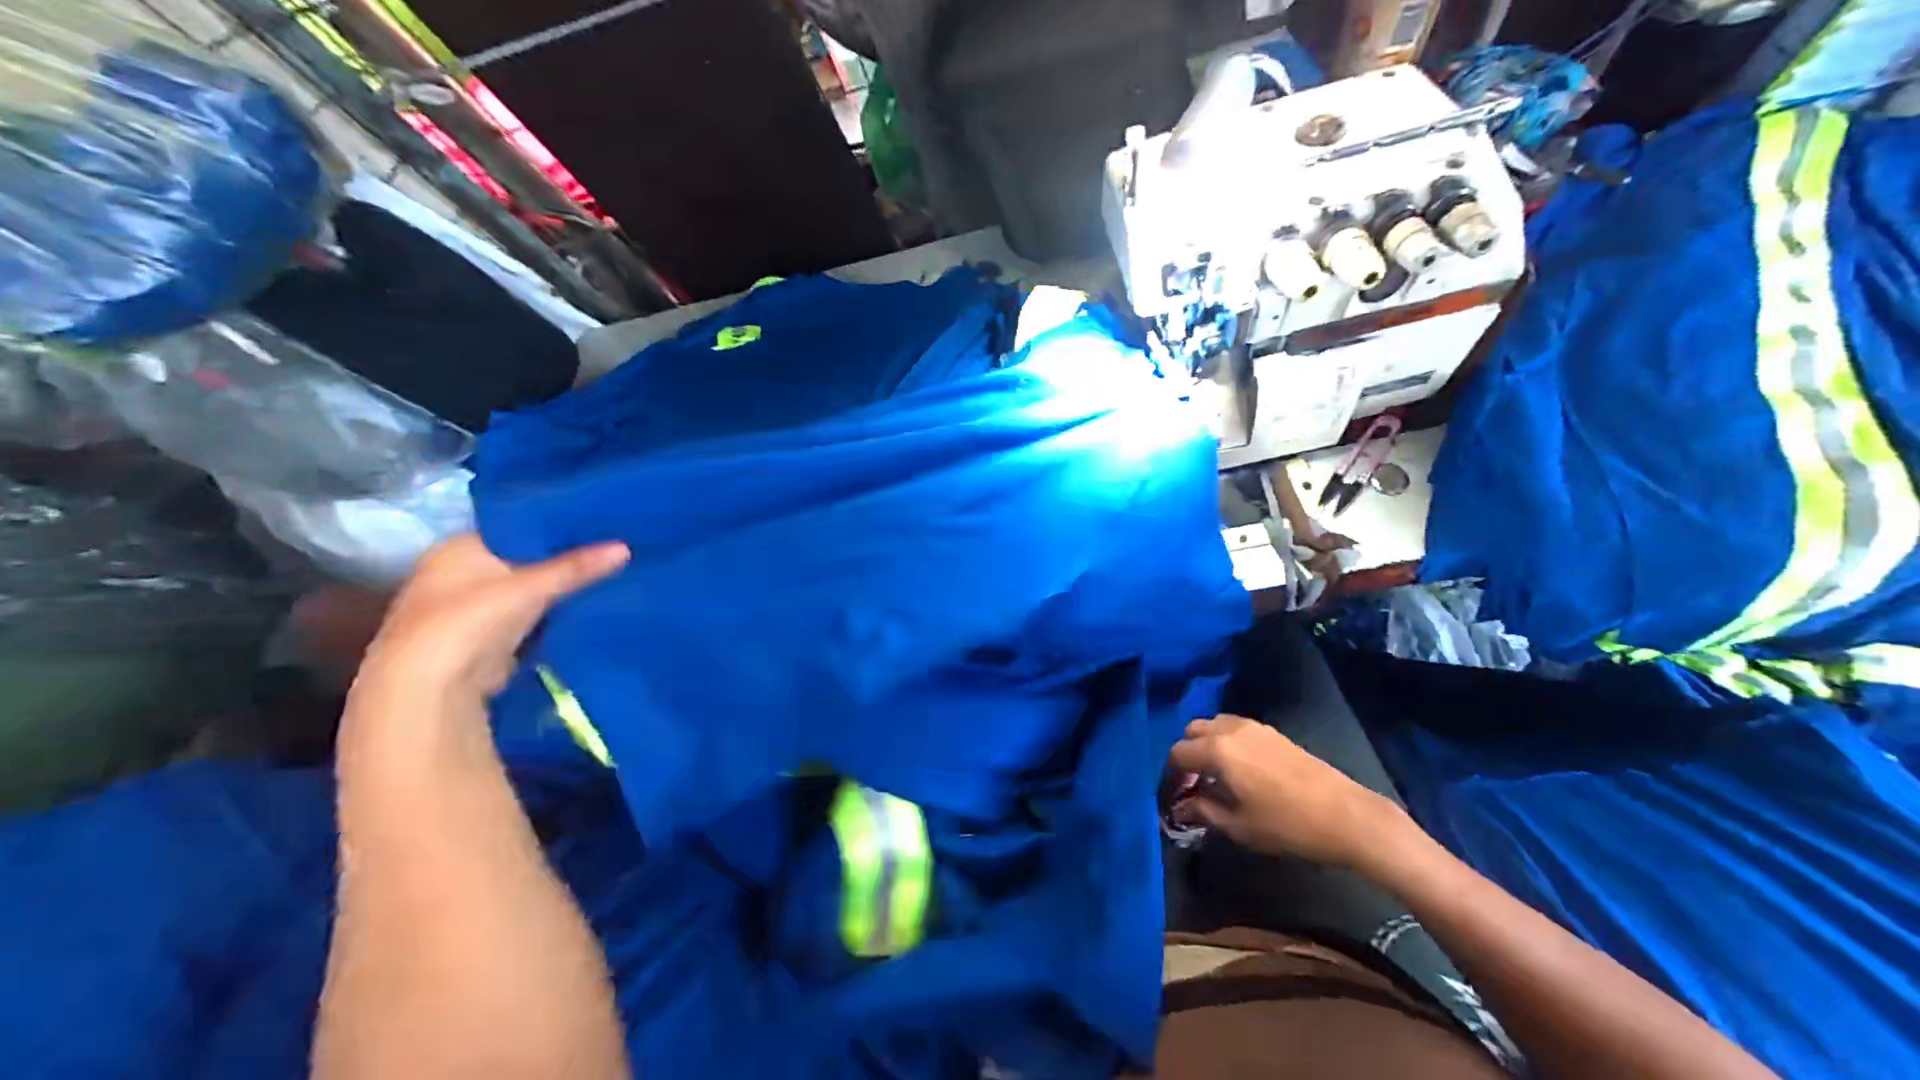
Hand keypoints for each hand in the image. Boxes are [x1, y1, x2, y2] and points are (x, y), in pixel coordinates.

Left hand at [350, 534, 628, 712]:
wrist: (431, 687)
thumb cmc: (471, 619)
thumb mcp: (531, 586)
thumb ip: (577, 567)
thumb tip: (626, 546)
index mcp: (459, 546)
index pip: (516, 523)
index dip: (554, 523)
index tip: (596, 521)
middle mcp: (458, 571)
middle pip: (523, 557)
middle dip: (561, 557)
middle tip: (610, 545)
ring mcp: (470, 607)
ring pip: (528, 589)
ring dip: (558, 587)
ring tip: (607, 572)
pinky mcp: (486, 637)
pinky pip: (529, 616)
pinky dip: (551, 613)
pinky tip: (586, 604)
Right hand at [1169, 714, 1411, 870]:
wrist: (1348, 817)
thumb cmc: (1287, 825)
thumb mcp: (1238, 826)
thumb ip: (1202, 811)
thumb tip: (1180, 807)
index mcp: (1217, 750)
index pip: (1177, 754)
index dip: (1170, 776)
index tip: (1175, 798)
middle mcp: (1230, 729)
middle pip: (1192, 731)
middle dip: (1187, 754)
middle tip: (1194, 784)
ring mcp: (1254, 727)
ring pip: (1215, 725)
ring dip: (1207, 745)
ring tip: (1217, 776)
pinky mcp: (1274, 732)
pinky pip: (1236, 728)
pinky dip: (1227, 742)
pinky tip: (1241, 770)